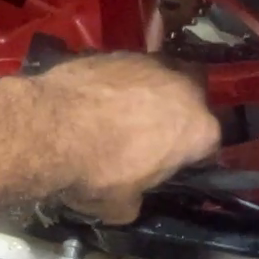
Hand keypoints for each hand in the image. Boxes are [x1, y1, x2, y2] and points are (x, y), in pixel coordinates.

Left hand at [29, 53, 220, 222]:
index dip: (189, 158)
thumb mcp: (122, 207)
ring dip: (148, 96)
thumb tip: (130, 198)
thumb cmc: (97, 172)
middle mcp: (185, 87)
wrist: (50, 129)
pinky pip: (126, 72)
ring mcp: (151, 62)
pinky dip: (117, 85)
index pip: (208, 145)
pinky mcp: (116, 51)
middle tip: (150, 138)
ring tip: (119, 119)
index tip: (171, 167)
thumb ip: (137, 199)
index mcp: (198, 130)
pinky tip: (95, 103)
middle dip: (176, 116)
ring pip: (160, 80)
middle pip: (191, 101)